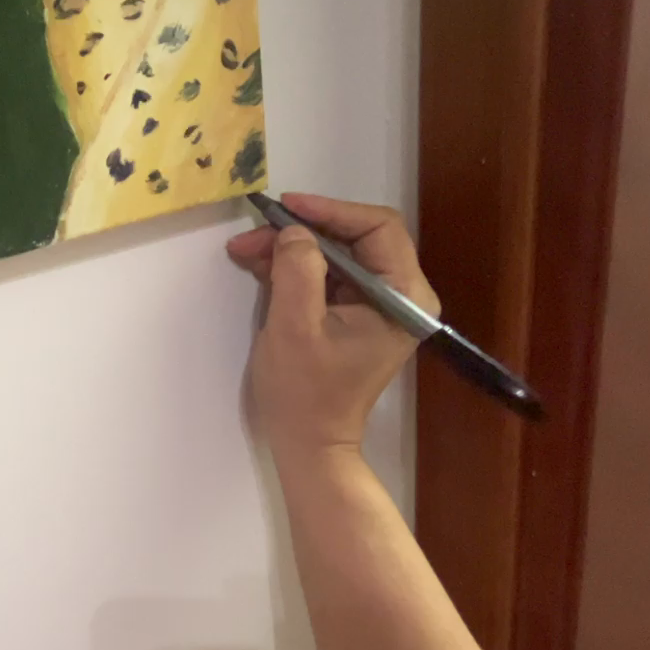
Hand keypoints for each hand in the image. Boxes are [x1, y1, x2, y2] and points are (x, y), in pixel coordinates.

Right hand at [225, 193, 438, 459]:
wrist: (307, 441)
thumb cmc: (305, 392)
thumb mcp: (294, 328)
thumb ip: (296, 272)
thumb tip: (292, 232)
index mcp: (404, 297)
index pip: (378, 230)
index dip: (331, 211)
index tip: (286, 207)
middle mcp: (399, 296)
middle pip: (354, 241)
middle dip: (302, 233)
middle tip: (252, 235)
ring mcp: (375, 307)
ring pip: (335, 258)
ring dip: (290, 250)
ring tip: (246, 250)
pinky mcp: (351, 317)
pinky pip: (325, 279)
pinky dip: (292, 269)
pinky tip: (259, 265)